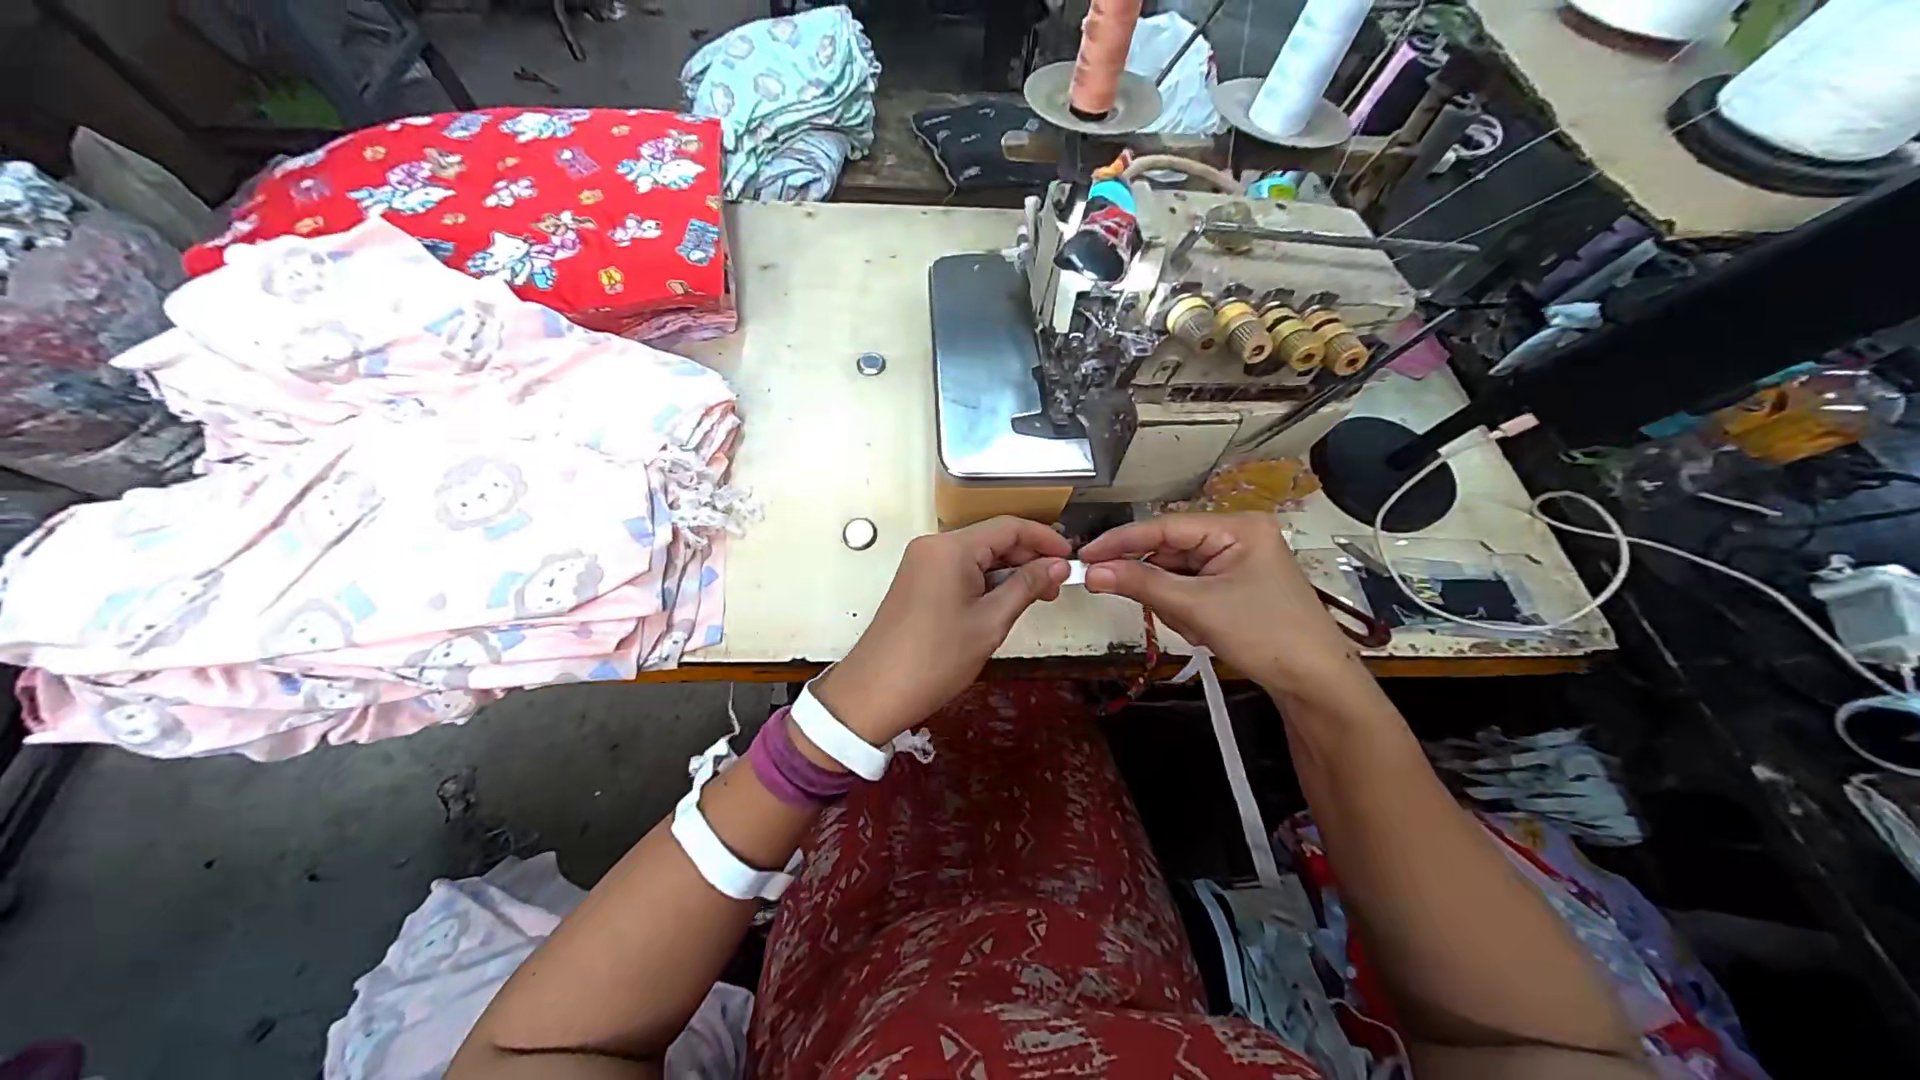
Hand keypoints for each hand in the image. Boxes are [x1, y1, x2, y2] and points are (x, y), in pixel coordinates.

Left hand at [811, 516, 1071, 746]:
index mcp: (950, 548)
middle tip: (1057, 587)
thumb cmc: (936, 658)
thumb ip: (1027, 586)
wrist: (876, 691)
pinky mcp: (917, 581)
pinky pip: (959, 570)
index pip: (1009, 527)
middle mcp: (933, 546)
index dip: (1045, 539)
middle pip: (992, 539)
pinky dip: (985, 581)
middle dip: (1028, 558)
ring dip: (1008, 572)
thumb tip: (1058, 565)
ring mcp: (922, 563)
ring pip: (977, 556)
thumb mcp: (990, 622)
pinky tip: (1005, 601)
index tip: (1072, 559)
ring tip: (1036, 598)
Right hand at [1079, 513, 1363, 698]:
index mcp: (1237, 527)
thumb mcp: (1196, 607)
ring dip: (1172, 601)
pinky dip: (1184, 609)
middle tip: (1119, 594)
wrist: (1316, 684)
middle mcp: (1237, 537)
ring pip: (1178, 573)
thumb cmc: (1264, 635)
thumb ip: (1141, 584)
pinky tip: (1201, 631)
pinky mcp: (1235, 586)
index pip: (1165, 526)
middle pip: (1170, 550)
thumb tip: (1092, 572)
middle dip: (1153, 580)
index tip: (1085, 555)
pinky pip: (1191, 589)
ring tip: (1195, 627)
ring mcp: (1237, 563)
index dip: (1121, 541)